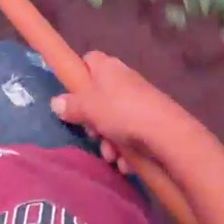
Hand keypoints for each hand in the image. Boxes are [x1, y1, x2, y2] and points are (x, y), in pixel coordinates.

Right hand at [50, 52, 194, 171]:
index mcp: (105, 66)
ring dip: (109, 139)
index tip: (74, 99)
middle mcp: (122, 77)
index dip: (78, 79)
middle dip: (93, 121)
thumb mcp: (88, 108)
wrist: (167, 132)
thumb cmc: (121, 111)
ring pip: (114, 117)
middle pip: (99, 95)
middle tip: (93, 135)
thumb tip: (55, 102)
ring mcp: (139, 97)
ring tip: (112, 156)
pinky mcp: (152, 117)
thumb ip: (70, 105)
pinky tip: (126, 163)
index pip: (87, 61)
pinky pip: (131, 130)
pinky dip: (126, 146)